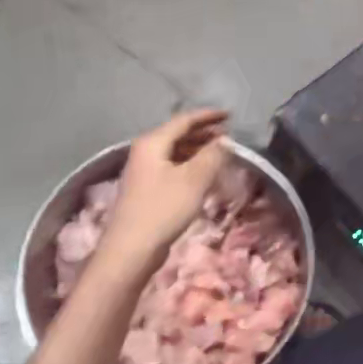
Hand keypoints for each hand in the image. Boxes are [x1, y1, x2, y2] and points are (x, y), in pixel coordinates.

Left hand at [96, 109, 230, 266]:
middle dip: (204, 134)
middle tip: (229, 136)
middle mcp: (145, 152)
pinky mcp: (146, 191)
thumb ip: (212, 156)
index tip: (230, 115)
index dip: (208, 116)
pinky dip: (190, 167)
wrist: (131, 248)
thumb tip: (226, 141)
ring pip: (175, 153)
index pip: (184, 120)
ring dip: (198, 151)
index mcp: (153, 142)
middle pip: (178, 135)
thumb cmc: (163, 209)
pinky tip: (203, 176)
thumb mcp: (194, 180)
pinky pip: (172, 169)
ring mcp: (143, 171)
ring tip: (220, 155)